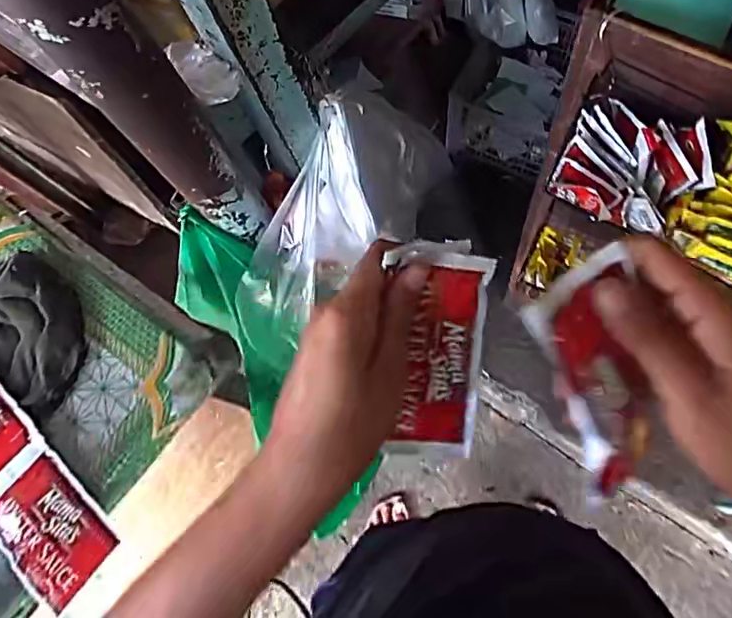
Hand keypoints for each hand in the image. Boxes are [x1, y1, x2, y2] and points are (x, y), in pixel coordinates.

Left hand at [261, 241, 427, 516]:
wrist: (295, 476)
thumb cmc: (351, 425)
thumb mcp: (390, 367)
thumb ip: (401, 312)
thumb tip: (416, 267)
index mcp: (346, 309)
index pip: (377, 256)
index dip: (408, 256)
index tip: (436, 274)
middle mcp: (326, 311)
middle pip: (371, 281)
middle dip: (405, 290)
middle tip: (437, 314)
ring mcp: (316, 333)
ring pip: (363, 306)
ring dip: (392, 315)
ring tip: (421, 342)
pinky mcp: (313, 352)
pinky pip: (351, 326)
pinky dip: (374, 333)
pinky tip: (393, 363)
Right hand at [592, 237, 731, 516]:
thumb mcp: (687, 394)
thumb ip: (645, 338)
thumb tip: (603, 286)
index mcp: (707, 308)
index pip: (653, 256)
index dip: (610, 261)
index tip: (570, 288)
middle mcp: (701, 313)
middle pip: (642, 285)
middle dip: (601, 305)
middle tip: (563, 337)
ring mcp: (697, 337)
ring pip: (641, 318)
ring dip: (607, 338)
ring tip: (572, 370)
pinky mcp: (692, 361)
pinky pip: (650, 346)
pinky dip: (624, 360)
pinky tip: (600, 388)